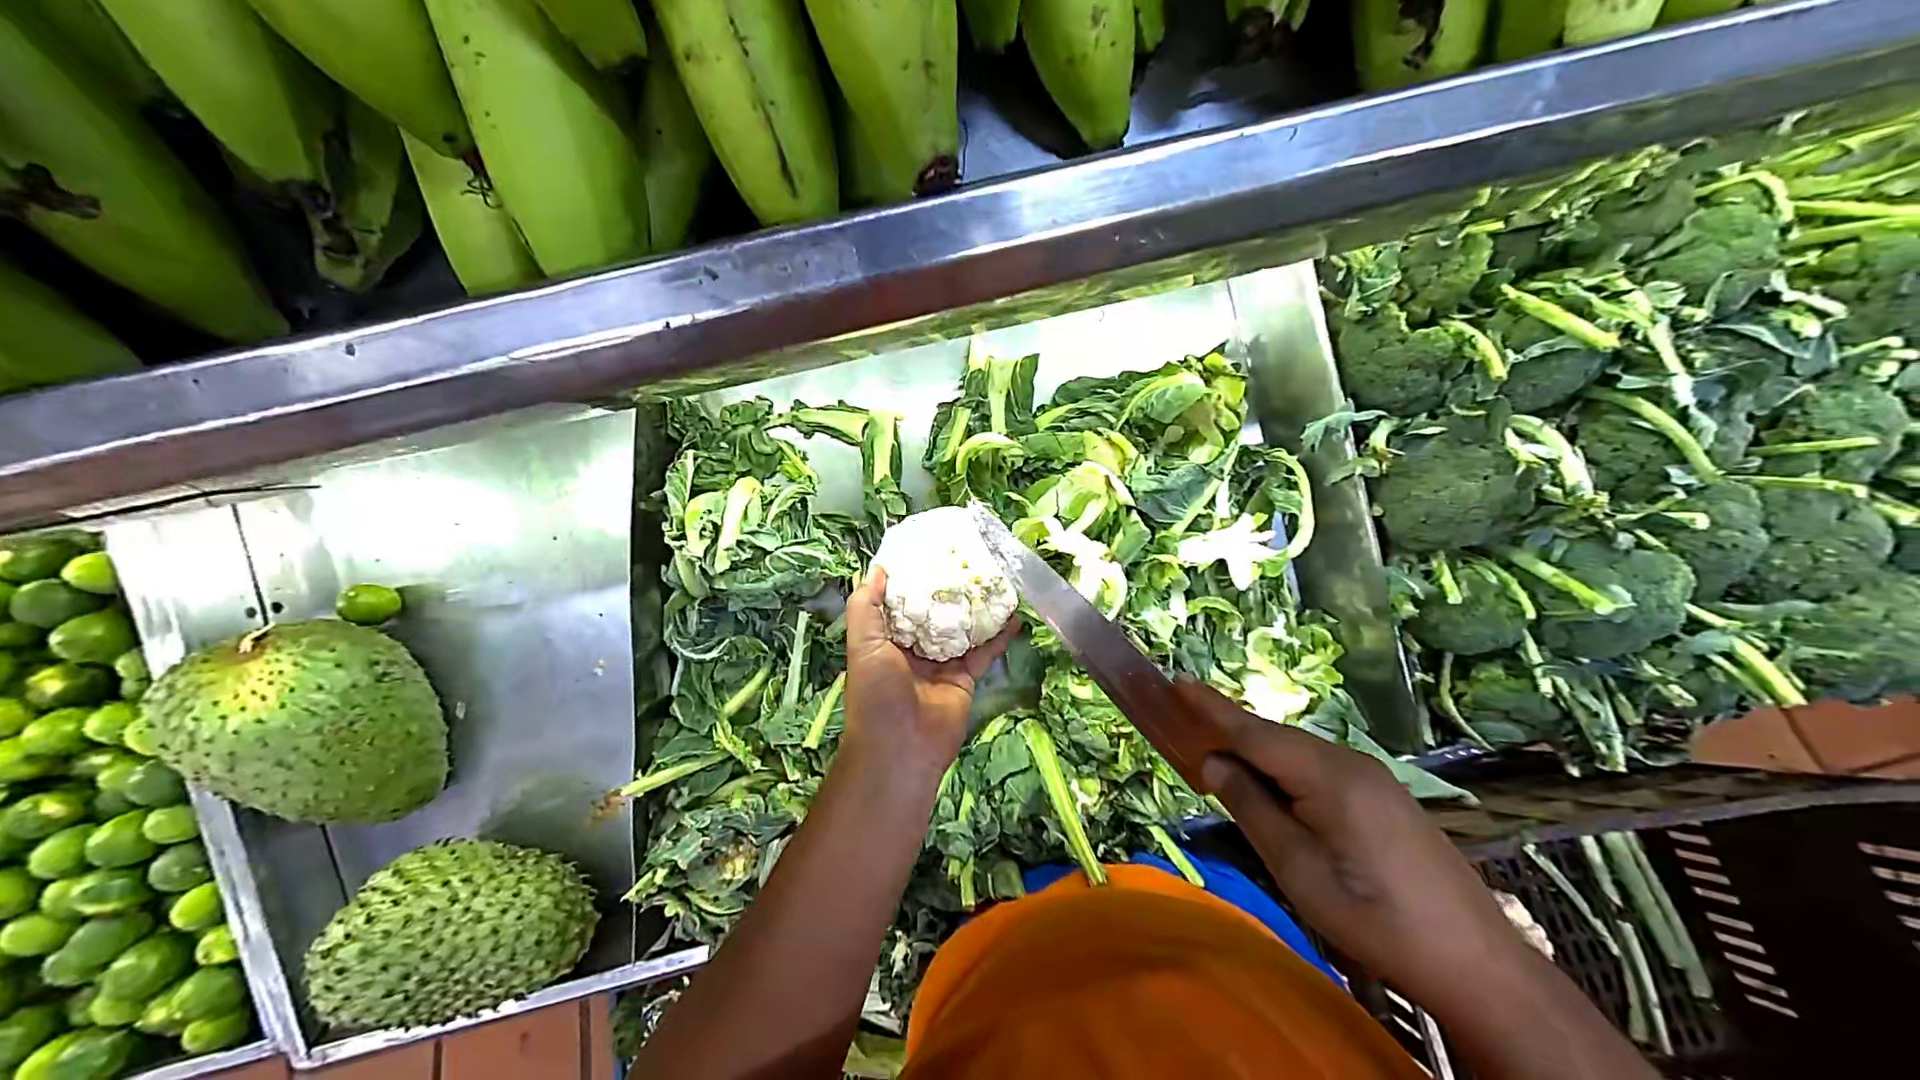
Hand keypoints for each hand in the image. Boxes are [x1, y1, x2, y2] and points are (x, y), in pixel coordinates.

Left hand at [842, 568, 1016, 782]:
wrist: (901, 748)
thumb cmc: (876, 693)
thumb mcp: (863, 645)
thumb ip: (866, 606)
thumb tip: (878, 569)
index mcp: (884, 639)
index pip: (899, 601)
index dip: (912, 578)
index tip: (928, 549)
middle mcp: (912, 649)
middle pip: (933, 612)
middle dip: (948, 589)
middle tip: (968, 559)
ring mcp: (940, 663)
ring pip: (961, 629)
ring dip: (976, 608)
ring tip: (995, 580)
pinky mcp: (964, 678)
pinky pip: (983, 653)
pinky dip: (998, 636)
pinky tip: (1013, 616)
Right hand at [1174, 678, 1532, 1006]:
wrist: (1477, 962)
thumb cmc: (1375, 918)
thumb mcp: (1298, 868)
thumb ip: (1252, 807)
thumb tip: (1215, 763)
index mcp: (1329, 776)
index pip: (1256, 732)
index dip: (1213, 708)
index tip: (1178, 681)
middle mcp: (1352, 764)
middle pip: (1277, 739)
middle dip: (1231, 732)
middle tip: (1187, 729)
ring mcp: (1374, 779)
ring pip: (1299, 754)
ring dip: (1258, 754)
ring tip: (1221, 762)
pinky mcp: (1384, 798)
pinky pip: (1319, 769)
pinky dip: (1285, 771)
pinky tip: (1274, 788)